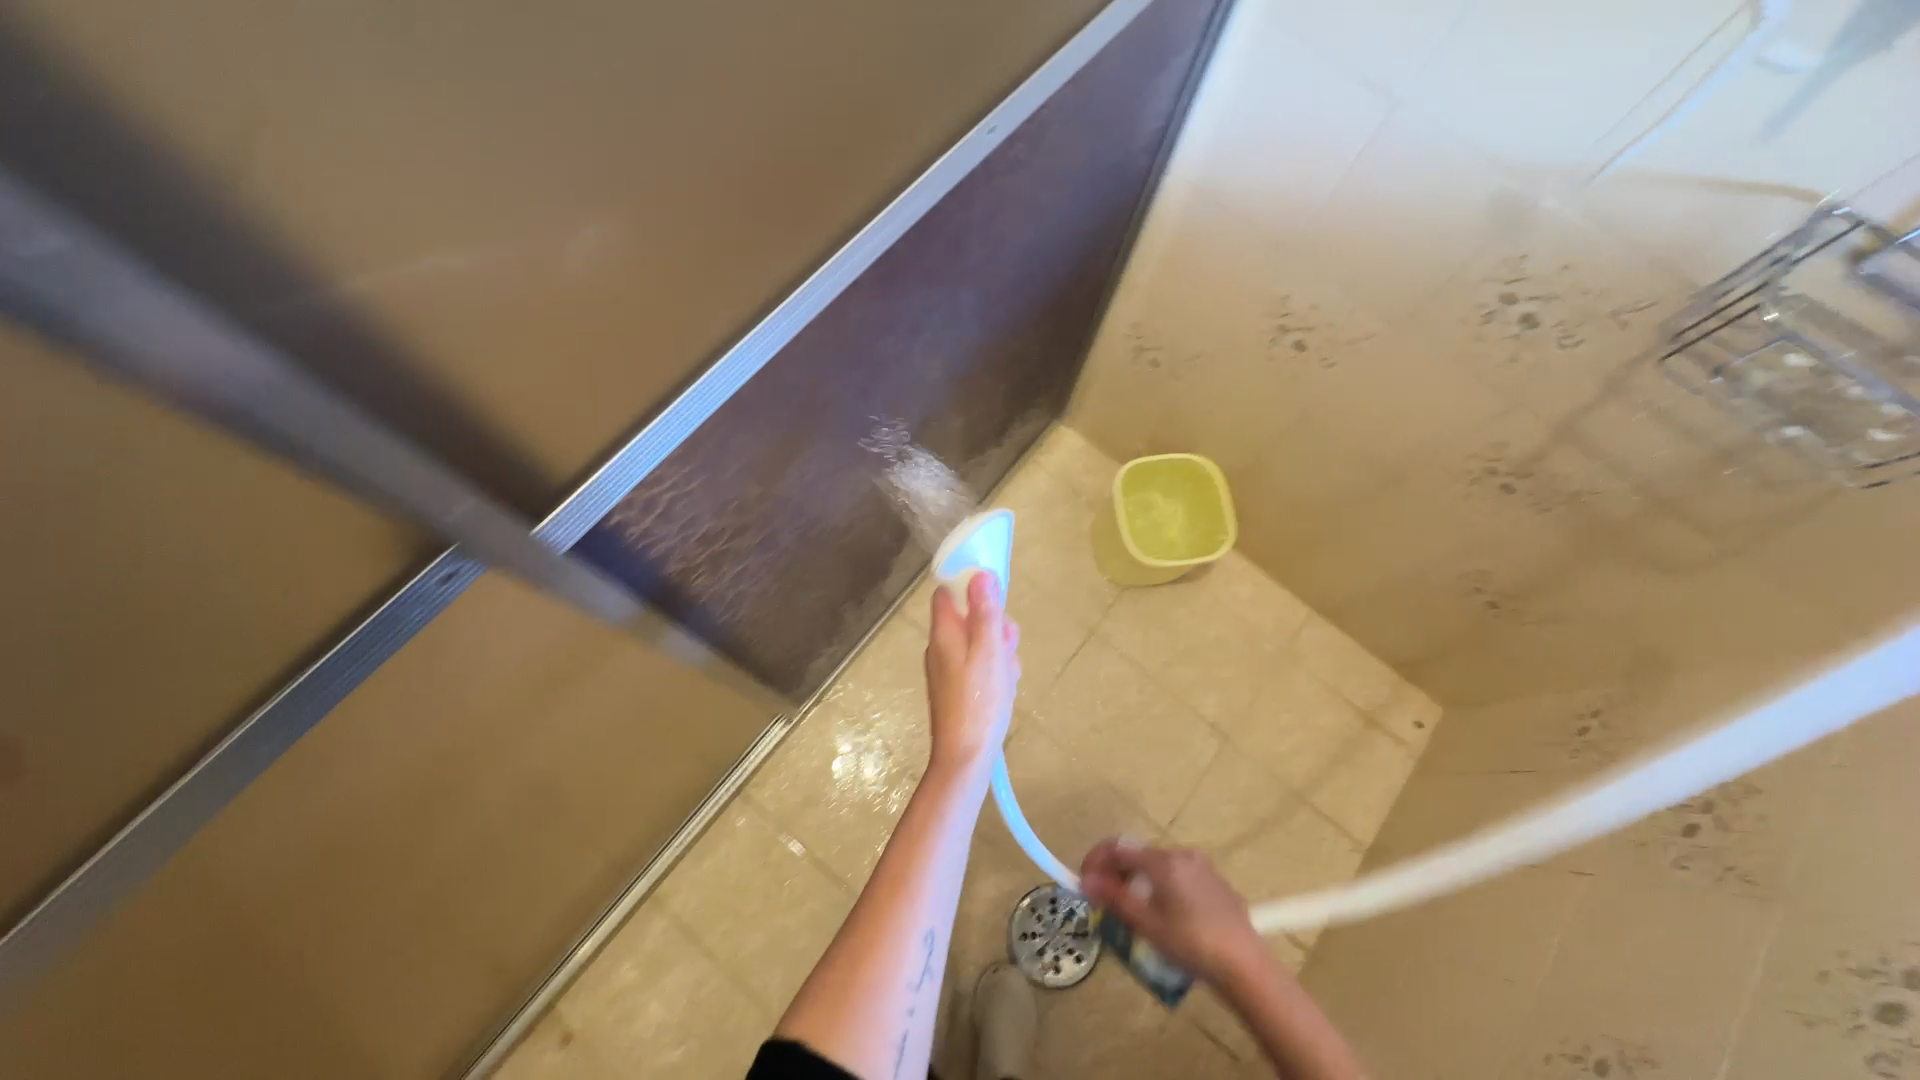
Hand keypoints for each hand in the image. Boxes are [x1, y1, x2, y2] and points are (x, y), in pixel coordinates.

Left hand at [924, 571, 1020, 773]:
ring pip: (980, 645)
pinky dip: (995, 674)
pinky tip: (1004, 692)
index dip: (972, 589)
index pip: (948, 593)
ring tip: (1007, 678)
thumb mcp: (989, 652)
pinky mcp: (958, 688)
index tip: (997, 600)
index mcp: (943, 634)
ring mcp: (948, 670)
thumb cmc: (979, 702)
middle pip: (970, 619)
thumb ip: (985, 614)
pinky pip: (980, 668)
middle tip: (1008, 648)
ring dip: (1000, 654)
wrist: (965, 757)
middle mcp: (941, 647)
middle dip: (996, 629)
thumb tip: (980, 574)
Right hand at [1079, 839, 1268, 985]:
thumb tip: (1085, 880)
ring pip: (1157, 866)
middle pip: (1137, 855)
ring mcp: (1202, 868)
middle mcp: (1183, 855)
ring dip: (1136, 881)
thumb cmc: (1192, 943)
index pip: (1118, 848)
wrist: (1245, 965)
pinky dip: (1159, 887)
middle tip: (1102, 901)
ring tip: (1129, 911)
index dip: (1095, 861)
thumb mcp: (1147, 924)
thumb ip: (1114, 898)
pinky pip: (1177, 877)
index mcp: (1164, 861)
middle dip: (1115, 873)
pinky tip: (1161, 915)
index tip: (1082, 883)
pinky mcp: (1215, 883)